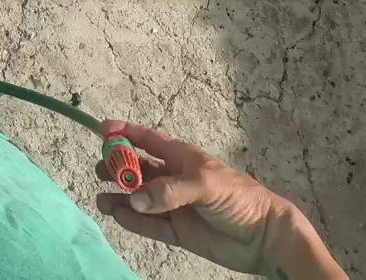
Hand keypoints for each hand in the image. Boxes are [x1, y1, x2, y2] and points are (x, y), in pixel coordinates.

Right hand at [95, 121, 345, 279]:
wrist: (264, 236)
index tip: (100, 130)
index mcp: (179, 156)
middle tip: (101, 171)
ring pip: (139, 198)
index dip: (124, 132)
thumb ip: (168, 191)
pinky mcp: (178, 231)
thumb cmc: (237, 196)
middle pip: (137, 169)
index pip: (146, 139)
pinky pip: (149, 225)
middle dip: (118, 168)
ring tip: (102, 201)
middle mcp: (172, 177)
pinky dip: (133, 221)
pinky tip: (118, 215)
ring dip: (120, 197)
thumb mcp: (203, 183)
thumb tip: (134, 199)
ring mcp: (173, 205)